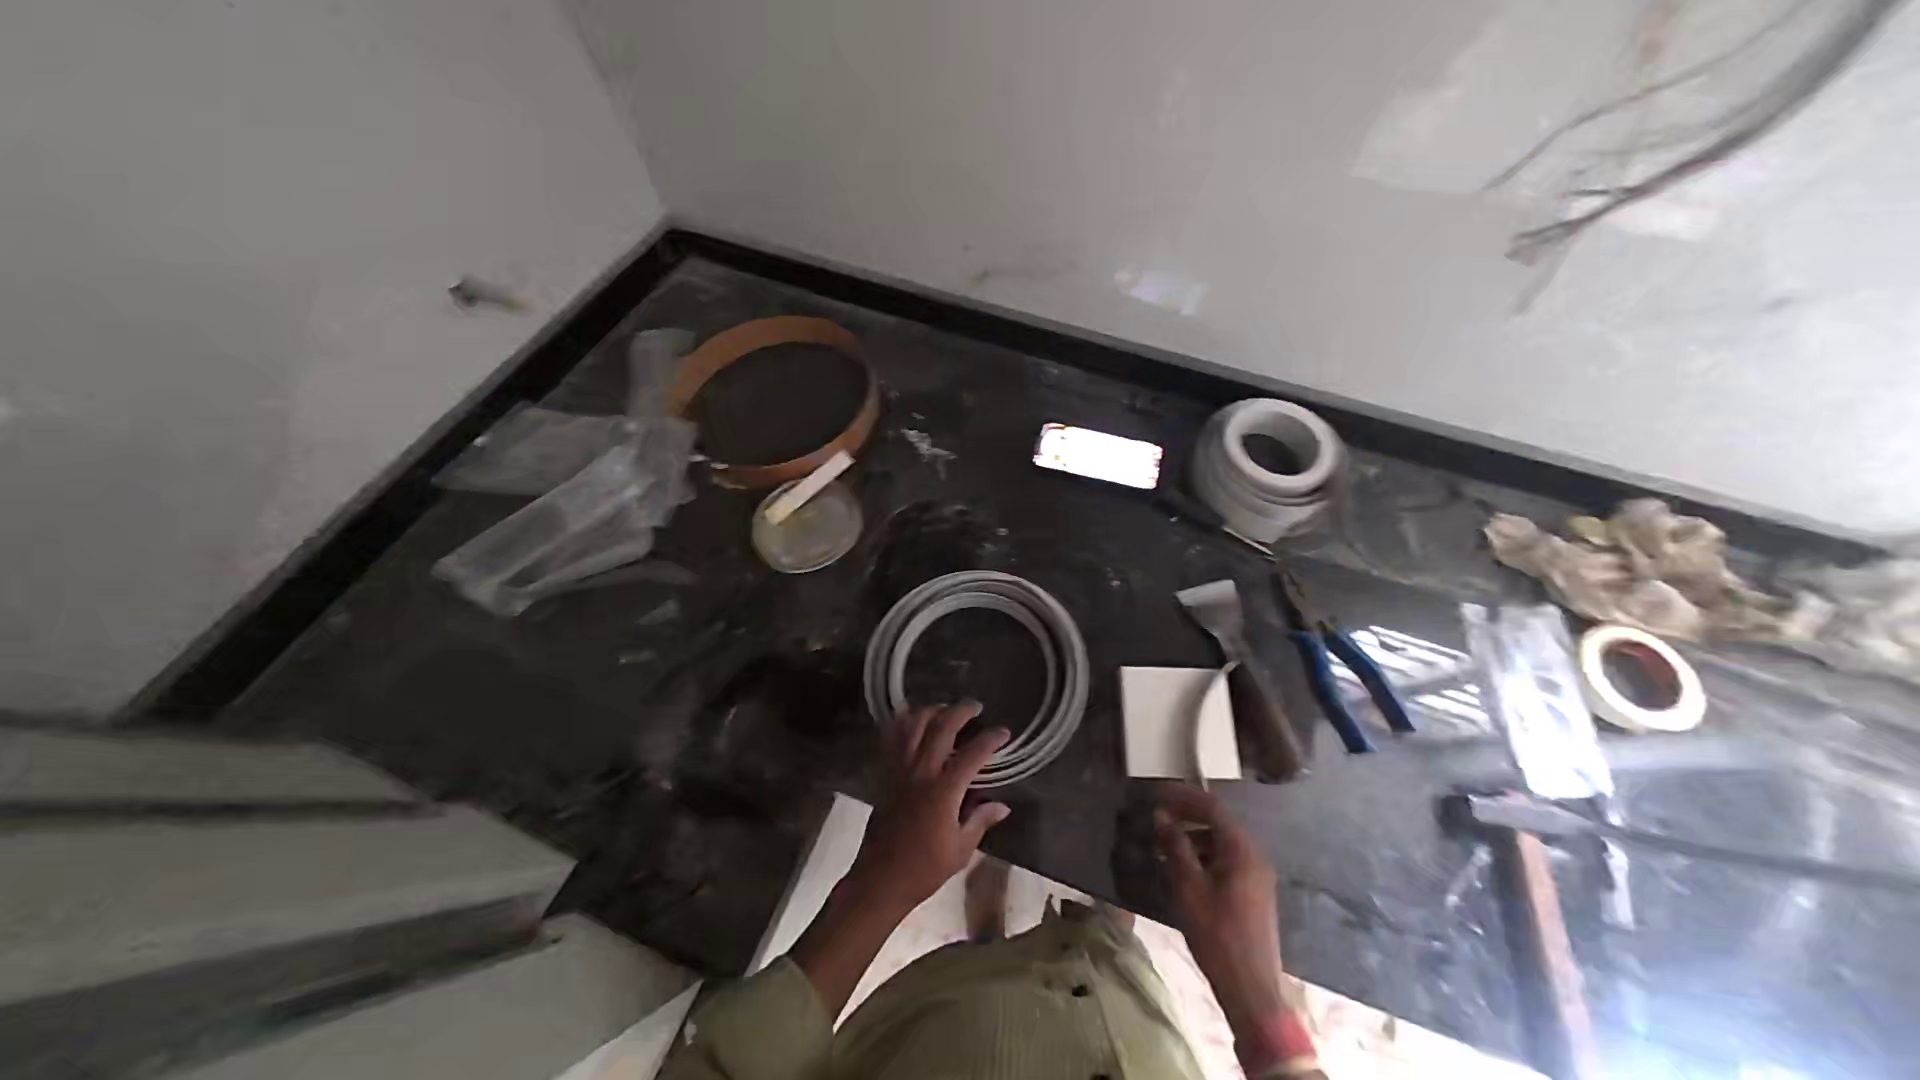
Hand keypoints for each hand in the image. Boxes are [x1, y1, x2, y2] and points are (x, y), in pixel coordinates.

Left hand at [846, 702, 1012, 912]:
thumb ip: (980, 820)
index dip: (990, 739)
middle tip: (975, 707)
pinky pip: (890, 739)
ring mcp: (899, 771)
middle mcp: (920, 774)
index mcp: (943, 792)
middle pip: (940, 728)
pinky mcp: (884, 775)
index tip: (1003, 731)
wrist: (880, 879)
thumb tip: (1003, 805)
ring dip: (931, 711)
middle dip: (960, 712)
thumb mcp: (960, 849)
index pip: (972, 755)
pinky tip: (909, 716)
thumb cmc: (924, 869)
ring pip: (912, 726)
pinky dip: (900, 722)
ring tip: (945, 709)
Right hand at [1155, 783, 1291, 1028]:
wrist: (1250, 988)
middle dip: (1186, 816)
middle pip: (1218, 823)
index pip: (1212, 808)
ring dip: (1192, 837)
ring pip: (1220, 843)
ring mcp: (1256, 876)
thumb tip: (1161, 815)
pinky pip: (1225, 861)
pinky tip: (1181, 867)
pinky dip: (1202, 856)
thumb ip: (1175, 846)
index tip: (1158, 792)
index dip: (1184, 796)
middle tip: (1157, 815)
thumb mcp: (1189, 886)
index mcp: (1242, 850)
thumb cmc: (1217, 933)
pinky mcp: (1252, 893)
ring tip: (1163, 843)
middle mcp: (1254, 856)